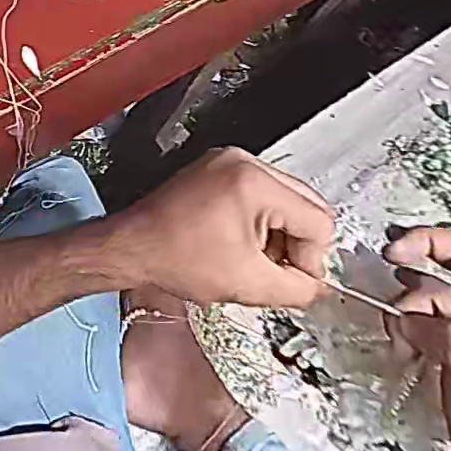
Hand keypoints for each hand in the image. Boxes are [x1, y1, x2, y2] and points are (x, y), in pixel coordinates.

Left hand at [106, 147, 333, 306]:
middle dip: (296, 243)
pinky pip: (258, 191)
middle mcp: (242, 162)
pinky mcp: (217, 168)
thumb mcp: (248, 284)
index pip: (318, 220)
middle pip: (304, 203)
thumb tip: (316, 285)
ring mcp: (228, 161)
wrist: (133, 246)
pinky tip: (238, 242)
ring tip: (251, 257)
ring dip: (277, 232)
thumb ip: (297, 288)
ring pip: (283, 198)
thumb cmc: (174, 256)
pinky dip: (258, 220)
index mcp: (254, 183)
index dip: (311, 258)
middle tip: (275, 269)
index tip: (293, 277)